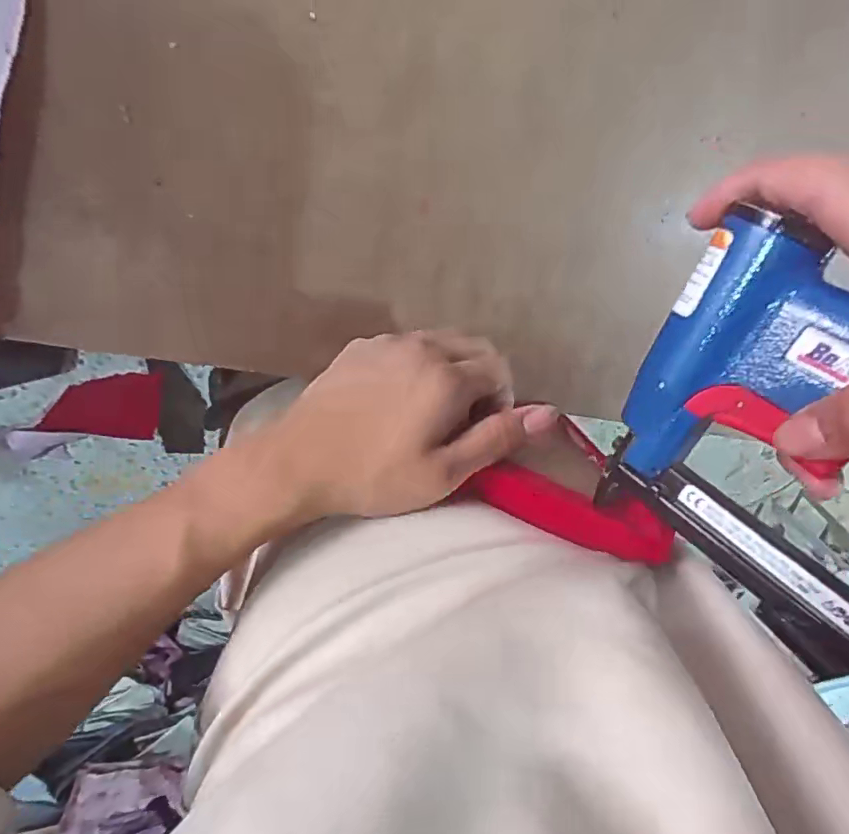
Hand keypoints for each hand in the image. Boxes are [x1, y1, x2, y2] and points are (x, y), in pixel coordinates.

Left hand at [255, 331, 562, 518]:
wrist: (298, 462)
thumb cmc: (374, 476)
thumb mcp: (443, 473)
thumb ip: (497, 438)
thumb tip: (550, 413)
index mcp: (447, 376)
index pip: (500, 372)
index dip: (500, 405)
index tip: (476, 434)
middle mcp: (421, 346)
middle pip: (474, 349)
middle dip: (480, 381)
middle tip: (456, 424)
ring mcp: (386, 342)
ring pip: (439, 343)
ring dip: (448, 370)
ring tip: (425, 412)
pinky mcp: (359, 347)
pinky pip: (404, 346)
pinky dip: (415, 364)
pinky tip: (393, 399)